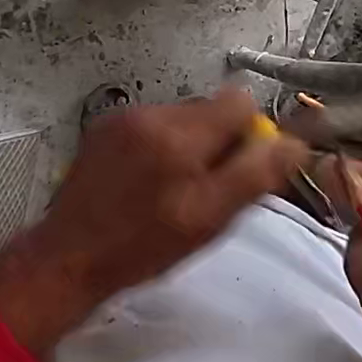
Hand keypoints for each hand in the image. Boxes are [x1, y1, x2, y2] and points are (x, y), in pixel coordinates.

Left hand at [0, 88, 306, 354]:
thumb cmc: (144, 246)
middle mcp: (153, 113)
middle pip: (211, 107)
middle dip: (219, 138)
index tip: (237, 167)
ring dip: (190, 140)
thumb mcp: (210, 220)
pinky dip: (161, 142)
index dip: (248, 132)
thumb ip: (256, 175)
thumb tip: (296, 144)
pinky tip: (146, 178)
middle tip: (207, 184)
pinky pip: (154, 121)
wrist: (65, 260)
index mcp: (181, 135)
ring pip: (184, 115)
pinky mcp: (105, 124)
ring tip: (171, 185)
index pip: (240, 101)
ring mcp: (125, 116)